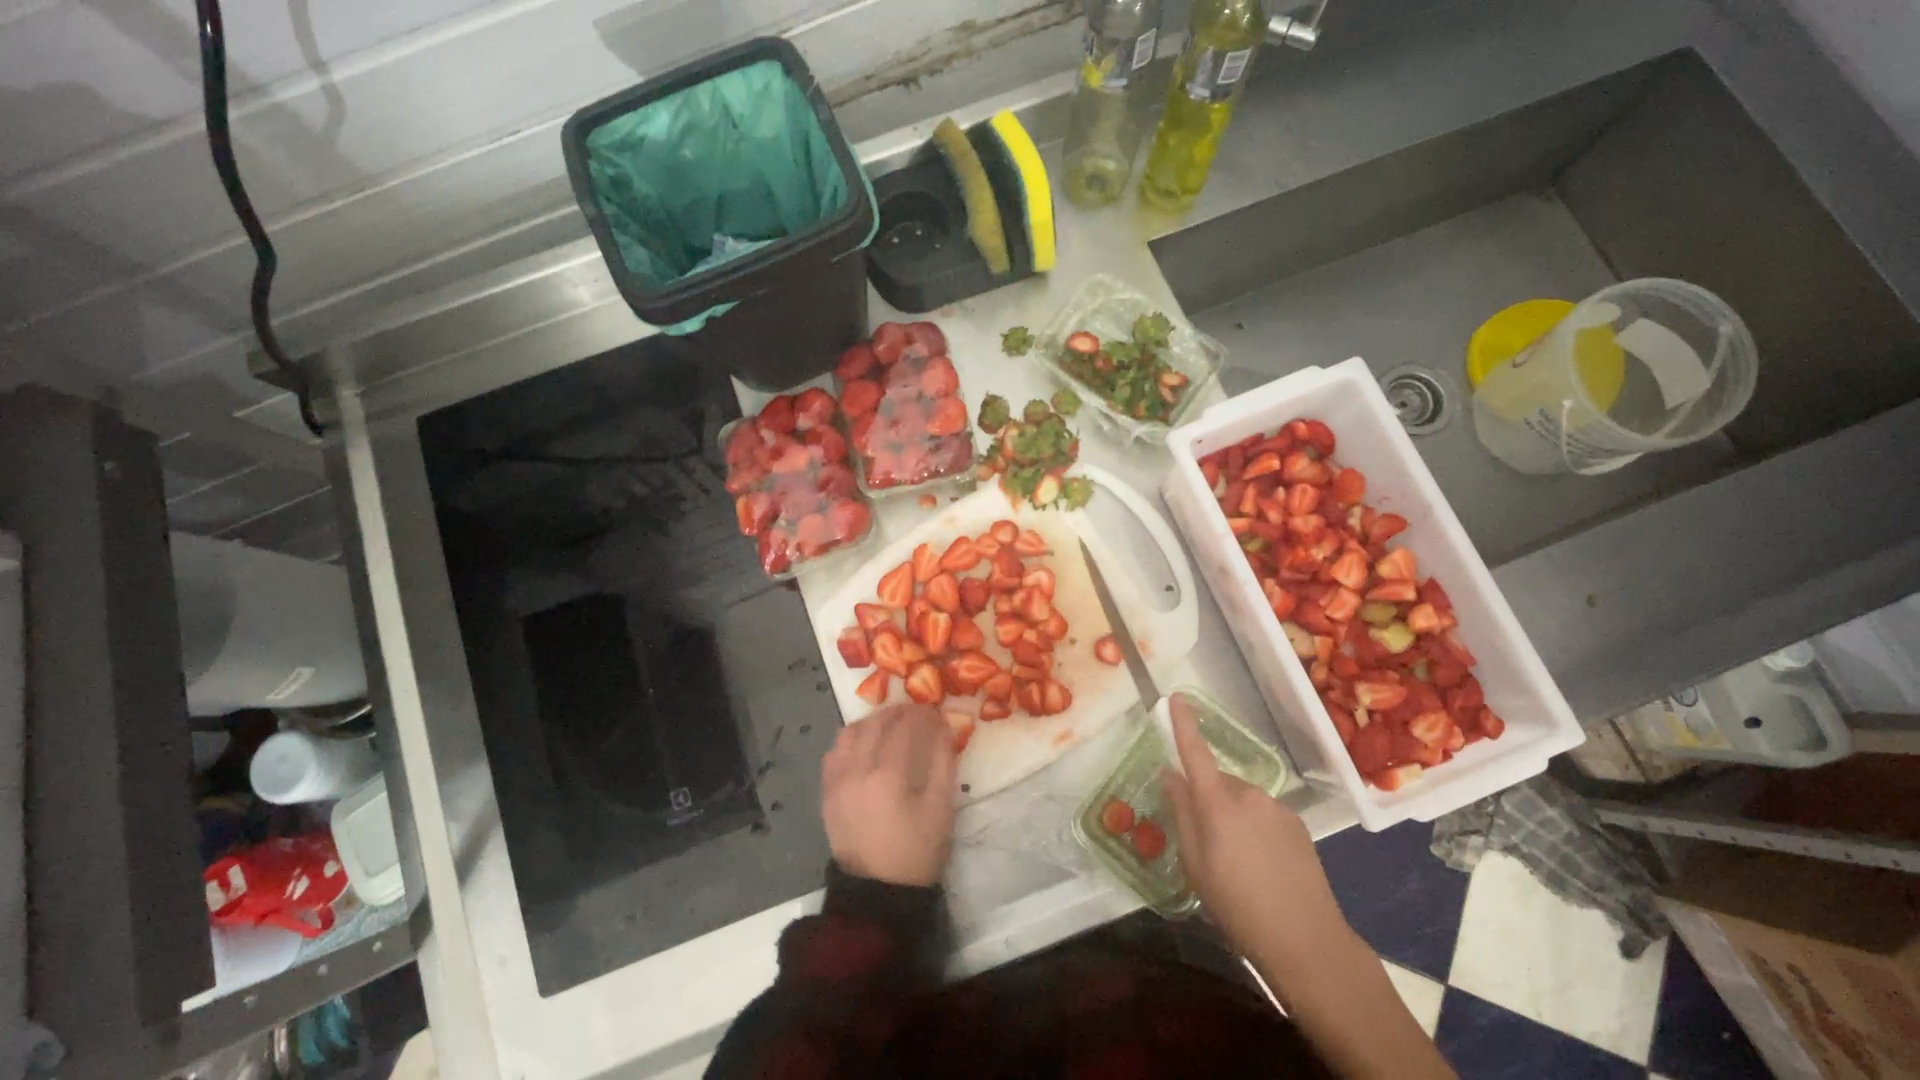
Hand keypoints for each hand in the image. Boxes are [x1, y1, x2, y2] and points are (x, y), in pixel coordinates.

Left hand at [821, 704, 958, 886]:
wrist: (878, 891)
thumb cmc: (916, 851)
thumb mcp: (941, 808)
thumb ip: (943, 762)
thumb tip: (942, 728)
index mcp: (888, 775)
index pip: (905, 727)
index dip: (922, 715)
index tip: (935, 711)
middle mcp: (856, 770)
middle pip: (875, 723)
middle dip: (898, 712)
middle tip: (917, 713)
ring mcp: (836, 780)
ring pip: (849, 732)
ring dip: (872, 722)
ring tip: (891, 725)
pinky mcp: (827, 792)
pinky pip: (834, 752)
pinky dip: (851, 740)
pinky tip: (866, 745)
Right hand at [1160, 694, 1353, 965]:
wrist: (1305, 939)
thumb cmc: (1236, 905)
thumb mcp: (1195, 864)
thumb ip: (1182, 814)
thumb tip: (1170, 774)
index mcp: (1218, 803)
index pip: (1195, 753)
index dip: (1184, 724)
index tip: (1176, 696)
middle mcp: (1249, 794)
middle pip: (1217, 783)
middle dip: (1206, 800)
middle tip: (1202, 846)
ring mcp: (1278, 808)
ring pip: (1241, 802)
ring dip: (1232, 819)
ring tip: (1234, 865)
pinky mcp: (1298, 826)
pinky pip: (1264, 817)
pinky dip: (1254, 831)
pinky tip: (1260, 869)